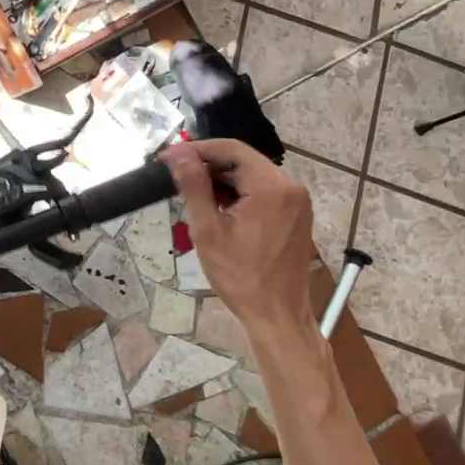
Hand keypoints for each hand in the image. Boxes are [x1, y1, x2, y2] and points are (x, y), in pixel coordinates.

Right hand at [159, 139, 317, 335]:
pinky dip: (238, 193)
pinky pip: (262, 190)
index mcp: (272, 187)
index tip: (168, 158)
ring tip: (192, 194)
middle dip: (207, 165)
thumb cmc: (240, 276)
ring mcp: (296, 201)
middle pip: (243, 160)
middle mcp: (290, 187)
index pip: (231, 149)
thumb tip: (178, 153)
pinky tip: (217, 207)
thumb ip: (193, 186)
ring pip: (251, 175)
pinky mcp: (295, 214)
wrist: (277, 315)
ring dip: (221, 180)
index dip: (197, 149)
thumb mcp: (208, 230)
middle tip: (175, 176)